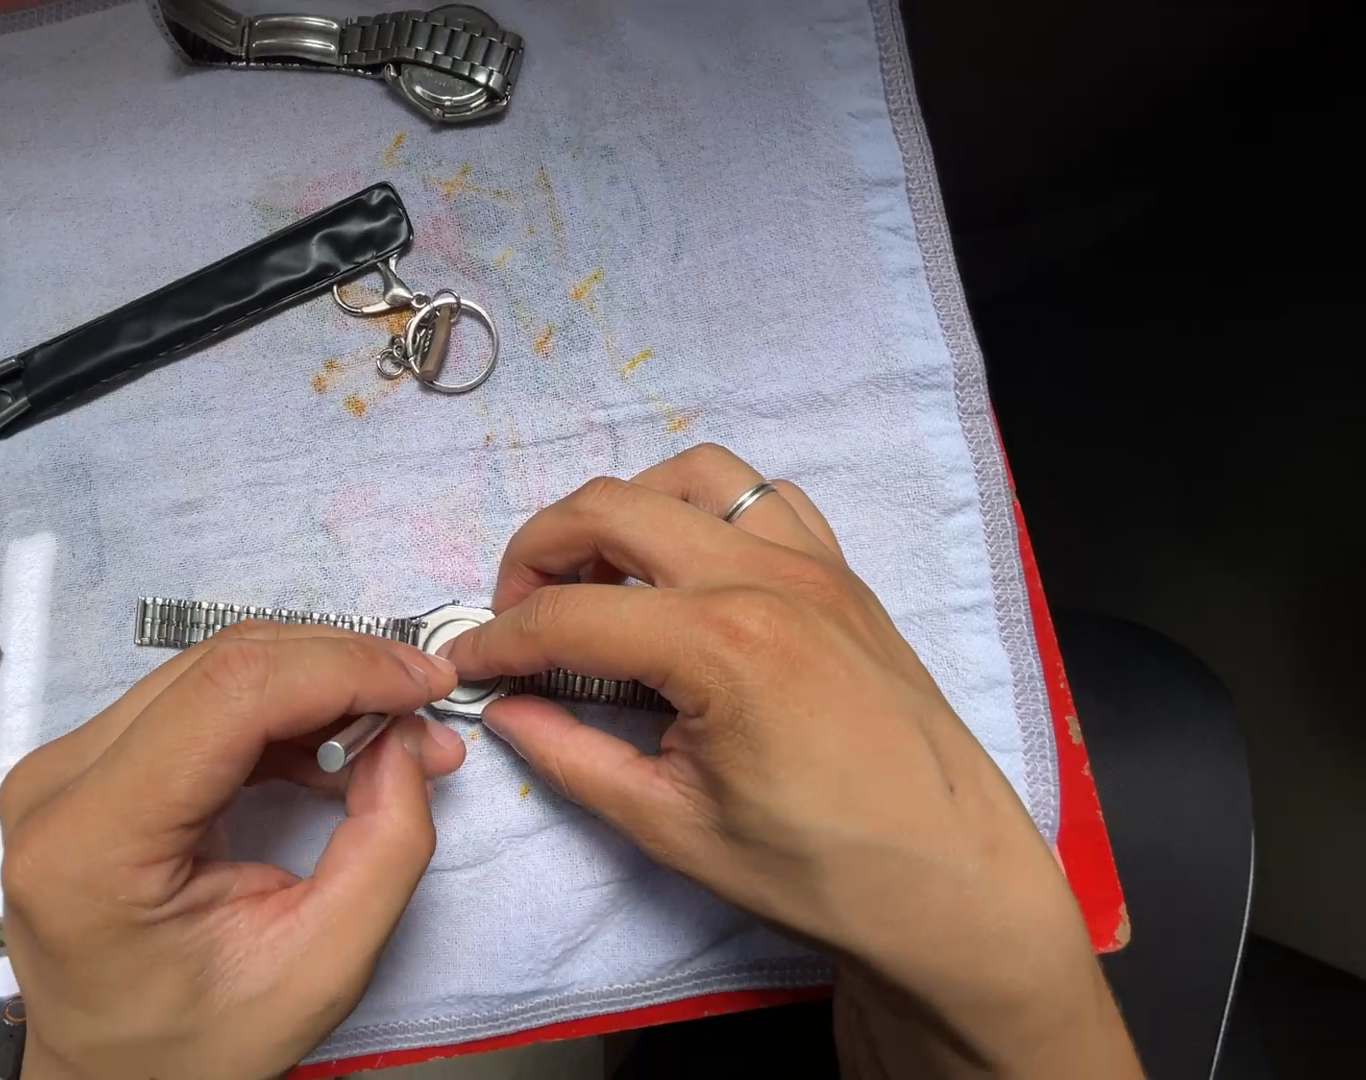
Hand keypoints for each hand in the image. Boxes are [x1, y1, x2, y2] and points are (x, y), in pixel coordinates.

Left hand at [0, 624, 464, 1079]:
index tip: (426, 684)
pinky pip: (210, 697)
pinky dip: (288, 708)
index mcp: (95, 839)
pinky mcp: (97, 757)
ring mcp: (72, 760)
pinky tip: (336, 745)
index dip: (342, 668)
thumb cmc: (195, 1046)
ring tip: (390, 733)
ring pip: (223, 668)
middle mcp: (64, 778)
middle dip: (344, 670)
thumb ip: (386, 846)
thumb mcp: (319, 969)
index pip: (230, 694)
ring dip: (321, 684)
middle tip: (421, 707)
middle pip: (228, 665)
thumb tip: (407, 737)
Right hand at [442, 445, 1139, 1078]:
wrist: (957, 886)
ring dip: (619, 513)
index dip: (498, 640)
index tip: (465, 663)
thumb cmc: (815, 868)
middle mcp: (763, 576)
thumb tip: (501, 708)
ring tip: (599, 576)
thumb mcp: (666, 824)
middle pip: (607, 510)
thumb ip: (566, 754)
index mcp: (721, 646)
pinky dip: (698, 507)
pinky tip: (684, 563)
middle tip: (516, 616)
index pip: (567, 617)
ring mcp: (811, 560)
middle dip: (534, 554)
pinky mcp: (839, 568)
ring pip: (683, 474)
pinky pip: (757, 493)